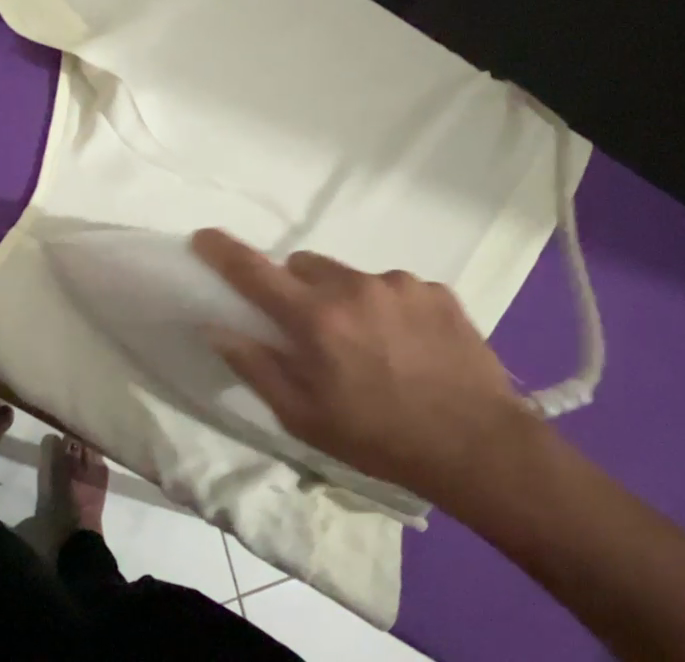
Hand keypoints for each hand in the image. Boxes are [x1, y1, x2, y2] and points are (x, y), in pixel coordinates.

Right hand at [195, 229, 539, 501]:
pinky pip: (394, 288)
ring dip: (346, 300)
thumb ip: (256, 367)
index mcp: (315, 319)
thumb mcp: (304, 417)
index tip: (203, 236)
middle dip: (297, 289)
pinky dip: (388, 308)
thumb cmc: (379, 439)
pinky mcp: (436, 291)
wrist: (481, 448)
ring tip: (372, 347)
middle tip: (312, 331)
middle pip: (304, 265)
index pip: (255, 272)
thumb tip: (216, 328)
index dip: (223, 251)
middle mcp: (353, 287)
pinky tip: (409, 347)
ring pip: (350, 276)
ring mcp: (399, 285)